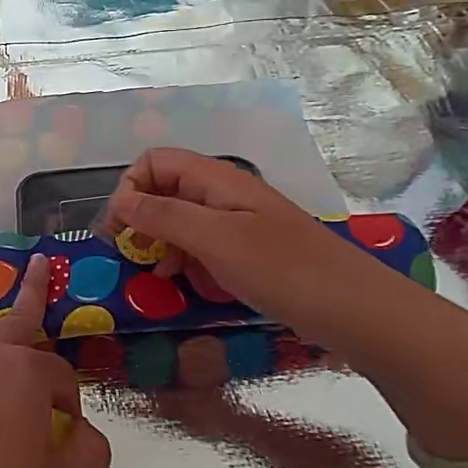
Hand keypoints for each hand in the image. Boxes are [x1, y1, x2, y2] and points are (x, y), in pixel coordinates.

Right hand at [102, 148, 402, 338]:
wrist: (349, 306)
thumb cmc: (281, 269)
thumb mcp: (216, 240)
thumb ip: (165, 216)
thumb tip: (120, 200)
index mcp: (217, 179)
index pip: (156, 161)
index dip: (130, 188)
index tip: (118, 230)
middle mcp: (226, 193)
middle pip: (167, 189)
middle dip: (142, 218)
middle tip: (130, 257)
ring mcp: (240, 223)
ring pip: (184, 220)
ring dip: (162, 243)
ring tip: (156, 276)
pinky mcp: (249, 251)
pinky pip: (205, 246)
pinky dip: (187, 260)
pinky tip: (186, 284)